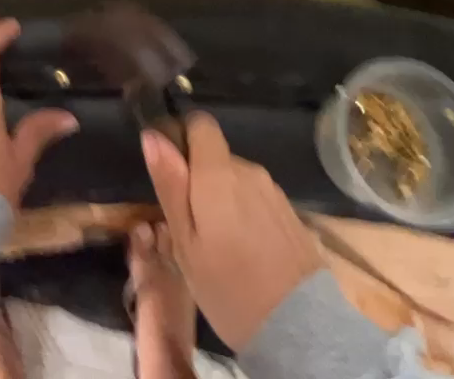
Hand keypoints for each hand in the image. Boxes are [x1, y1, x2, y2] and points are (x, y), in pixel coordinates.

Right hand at [143, 113, 326, 352]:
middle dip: (200, 179)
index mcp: (218, 173)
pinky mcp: (291, 214)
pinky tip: (246, 253)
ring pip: (237, 180)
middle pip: (216, 157)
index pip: (201, 124)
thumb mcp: (185, 243)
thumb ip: (170, 185)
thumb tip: (153, 135)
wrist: (301, 330)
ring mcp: (274, 192)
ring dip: (224, 200)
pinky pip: (257, 200)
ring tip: (219, 246)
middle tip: (190, 227)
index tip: (172, 172)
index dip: (183, 137)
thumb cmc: (229, 287)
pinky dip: (246, 216)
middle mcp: (249, 171)